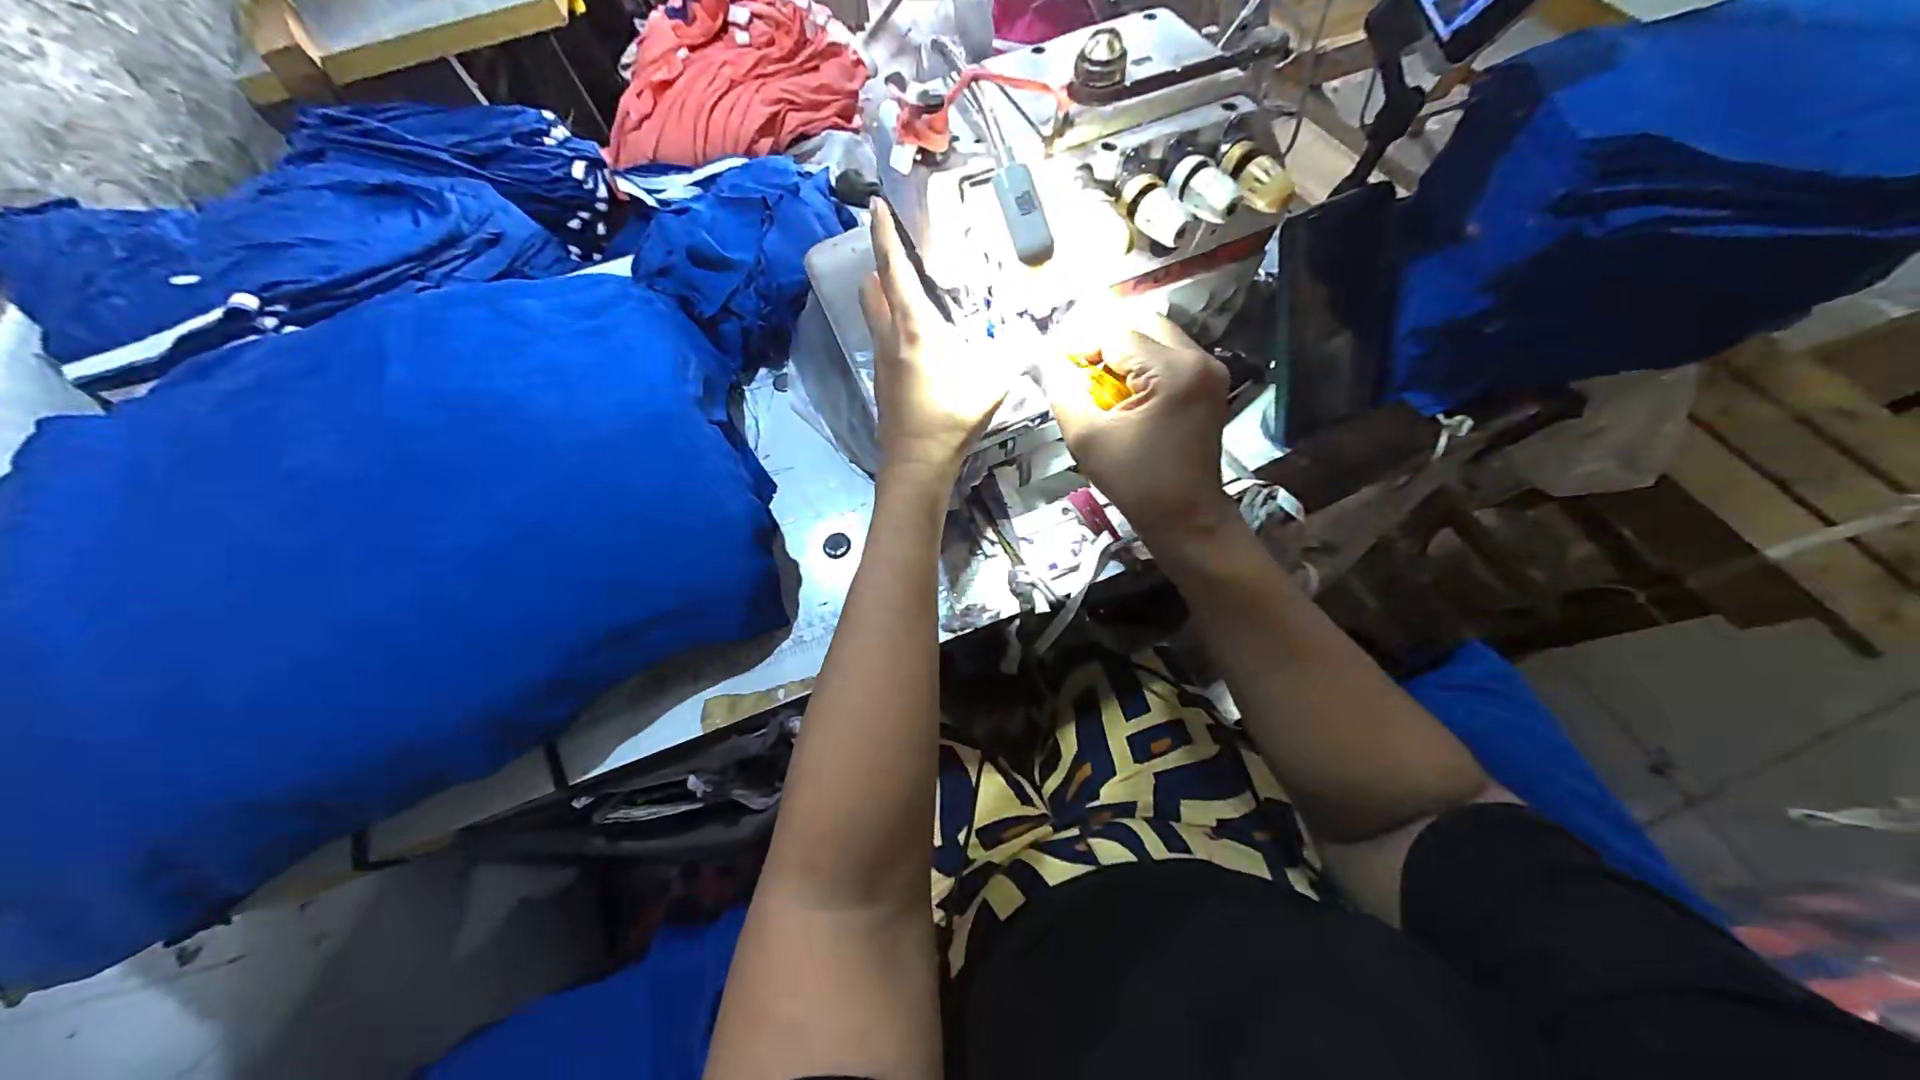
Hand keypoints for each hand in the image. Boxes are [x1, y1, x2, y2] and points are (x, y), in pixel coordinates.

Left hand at [860, 200, 1005, 480]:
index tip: (876, 205)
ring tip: (909, 289)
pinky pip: (881, 337)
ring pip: (872, 312)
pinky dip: (891, 323)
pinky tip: (918, 337)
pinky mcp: (881, 379)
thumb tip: (1036, 334)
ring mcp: (881, 360)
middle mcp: (889, 337)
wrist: (916, 464)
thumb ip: (1014, 353)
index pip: (892, 269)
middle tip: (898, 252)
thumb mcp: (993, 383)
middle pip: (871, 287)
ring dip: (882, 293)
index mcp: (913, 328)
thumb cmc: (951, 419)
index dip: (884, 234)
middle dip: (878, 262)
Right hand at [1039, 313, 1236, 546]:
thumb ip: (1063, 391)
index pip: (1117, 334)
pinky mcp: (1209, 384)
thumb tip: (1046, 359)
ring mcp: (1210, 371)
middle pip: (1141, 325)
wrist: (1187, 518)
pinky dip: (1141, 363)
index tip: (1051, 356)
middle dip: (1102, 339)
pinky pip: (1168, 356)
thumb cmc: (1136, 483)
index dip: (1079, 342)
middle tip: (1072, 362)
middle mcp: (1199, 360)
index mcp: (1174, 371)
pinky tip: (1118, 385)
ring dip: (1122, 350)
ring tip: (1091, 374)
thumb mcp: (1087, 437)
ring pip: (1156, 337)